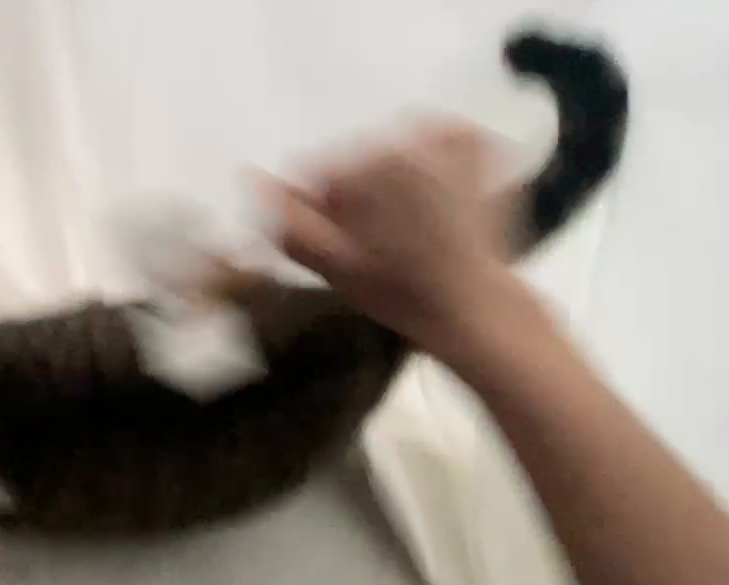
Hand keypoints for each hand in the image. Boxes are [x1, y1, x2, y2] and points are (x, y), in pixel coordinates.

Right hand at [270, 120, 516, 355]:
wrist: (469, 304)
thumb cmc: (393, 294)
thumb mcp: (330, 265)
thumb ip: (288, 222)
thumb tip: (249, 175)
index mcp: (361, 169)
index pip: (320, 171)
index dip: (321, 209)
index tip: (340, 241)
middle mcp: (402, 141)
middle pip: (358, 159)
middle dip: (358, 194)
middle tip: (374, 240)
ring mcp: (445, 140)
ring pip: (394, 148)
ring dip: (391, 180)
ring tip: (405, 225)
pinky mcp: (479, 145)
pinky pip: (441, 136)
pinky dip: (434, 158)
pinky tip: (435, 195)